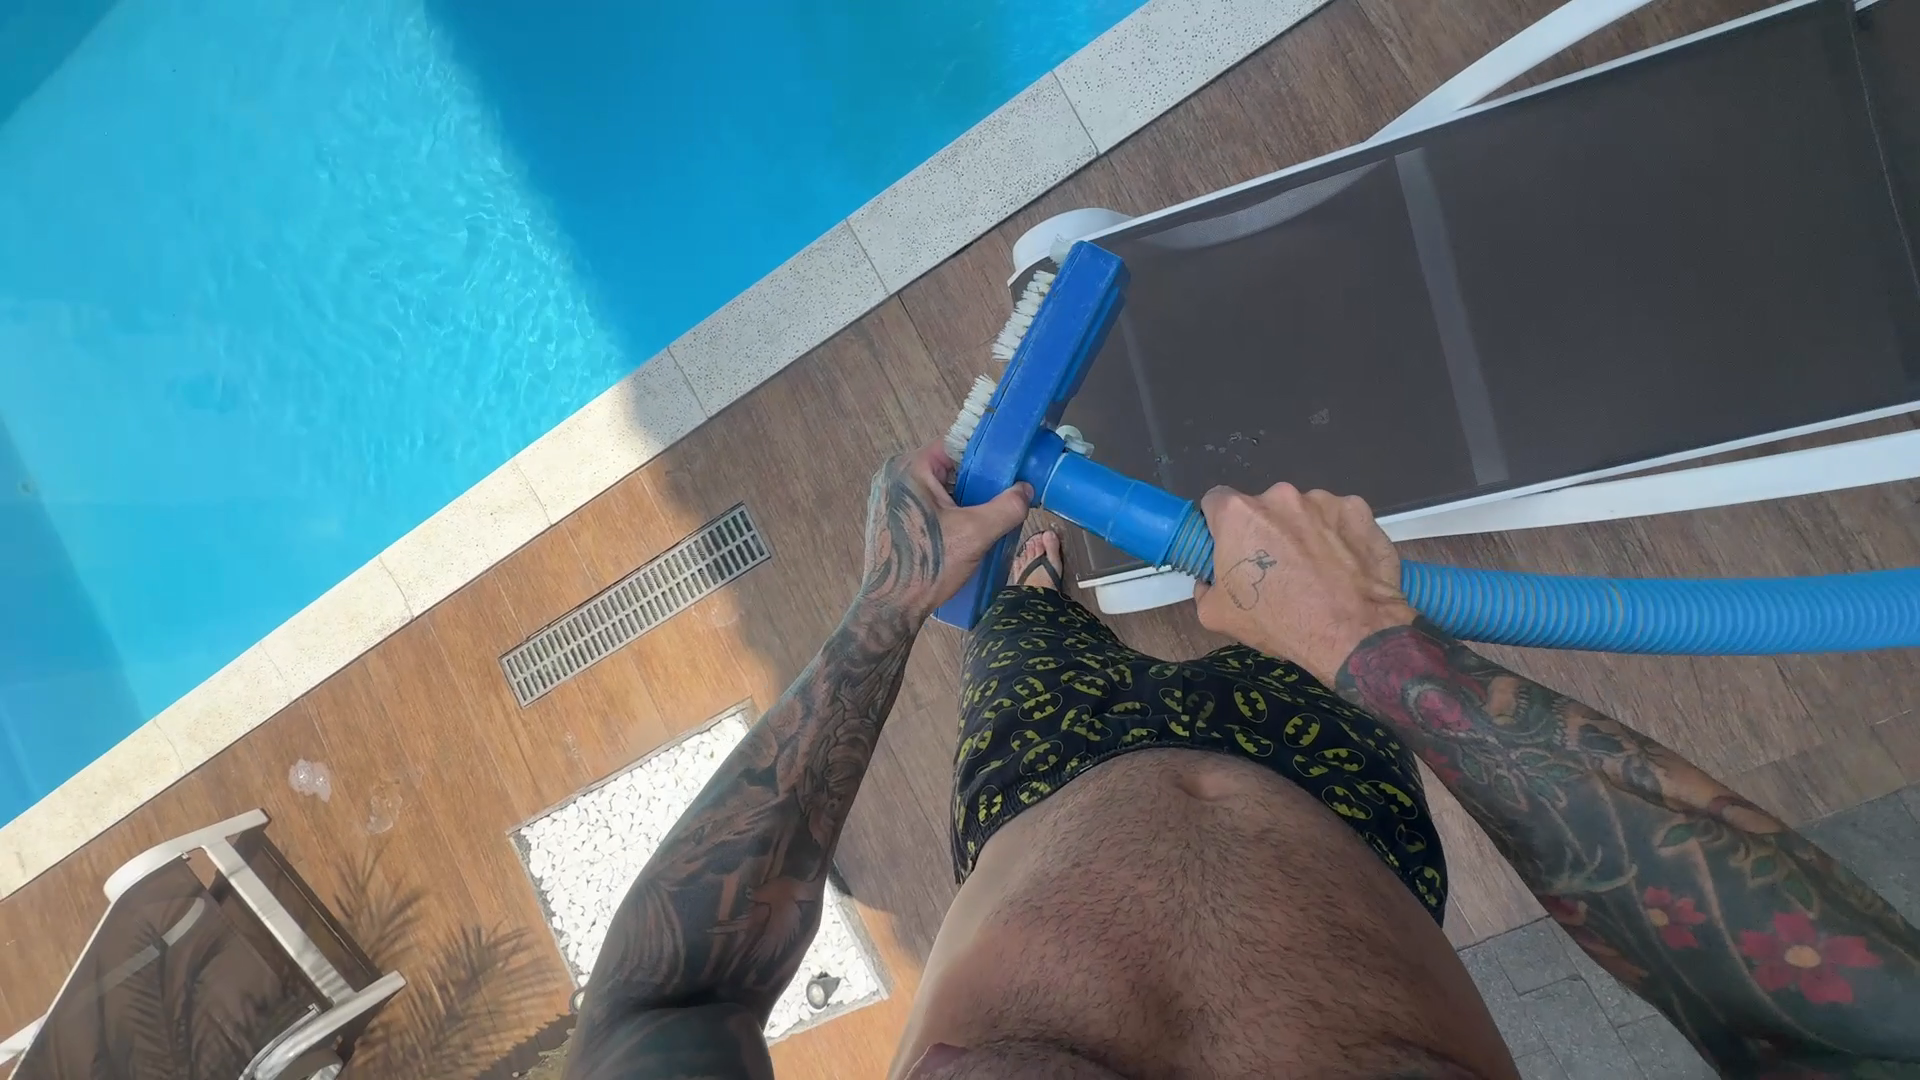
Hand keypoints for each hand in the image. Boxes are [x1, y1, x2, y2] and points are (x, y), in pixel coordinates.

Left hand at [856, 441, 1031, 624]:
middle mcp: (892, 478)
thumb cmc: (928, 565)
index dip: (984, 456)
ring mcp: (887, 500)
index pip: (954, 446)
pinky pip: (925, 506)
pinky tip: (963, 532)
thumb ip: (1007, 507)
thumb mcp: (977, 533)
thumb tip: (1026, 491)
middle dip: (975, 482)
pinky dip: (946, 513)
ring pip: (936, 489)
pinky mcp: (888, 520)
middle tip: (1000, 497)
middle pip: (946, 468)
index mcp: (908, 468)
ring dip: (962, 501)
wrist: (892, 607)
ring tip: (985, 518)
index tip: (1007, 470)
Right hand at [1193, 483, 1415, 683]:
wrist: (1351, 633)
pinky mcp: (1358, 511)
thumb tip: (1210, 581)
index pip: (1216, 500)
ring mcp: (1323, 500)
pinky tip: (1342, 564)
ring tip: (1314, 569)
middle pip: (1263, 507)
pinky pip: (1338, 518)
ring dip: (1302, 532)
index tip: (1229, 544)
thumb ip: (1204, 587)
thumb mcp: (1215, 614)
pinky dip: (1337, 535)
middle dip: (1265, 530)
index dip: (1220, 523)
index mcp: (1237, 514)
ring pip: (1302, 511)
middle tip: (1275, 566)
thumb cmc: (1278, 621)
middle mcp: (1278, 496)